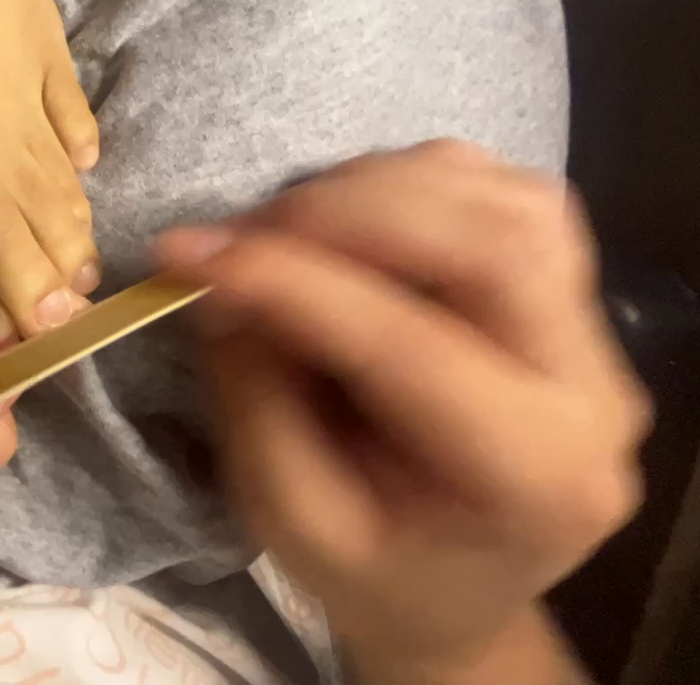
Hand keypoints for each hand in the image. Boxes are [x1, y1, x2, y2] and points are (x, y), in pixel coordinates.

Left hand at [0, 0, 101, 366]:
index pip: (18, 276)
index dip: (21, 324)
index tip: (22, 354)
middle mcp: (15, 133)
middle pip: (49, 226)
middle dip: (51, 280)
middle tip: (54, 315)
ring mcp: (28, 70)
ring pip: (61, 168)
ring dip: (65, 218)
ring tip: (69, 256)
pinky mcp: (24, 18)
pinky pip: (65, 96)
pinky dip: (72, 137)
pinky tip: (77, 148)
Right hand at [156, 141, 649, 674]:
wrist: (448, 583)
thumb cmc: (364, 563)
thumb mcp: (284, 508)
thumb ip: (250, 392)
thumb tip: (216, 283)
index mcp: (527, 473)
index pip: (405, 343)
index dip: (279, 280)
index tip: (174, 253)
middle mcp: (588, 389)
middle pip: (491, 242)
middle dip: (338, 213)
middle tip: (235, 234)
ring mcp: (586, 330)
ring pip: (501, 199)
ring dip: (367, 189)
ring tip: (277, 227)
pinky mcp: (554, 291)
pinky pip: (496, 191)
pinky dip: (402, 180)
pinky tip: (338, 217)